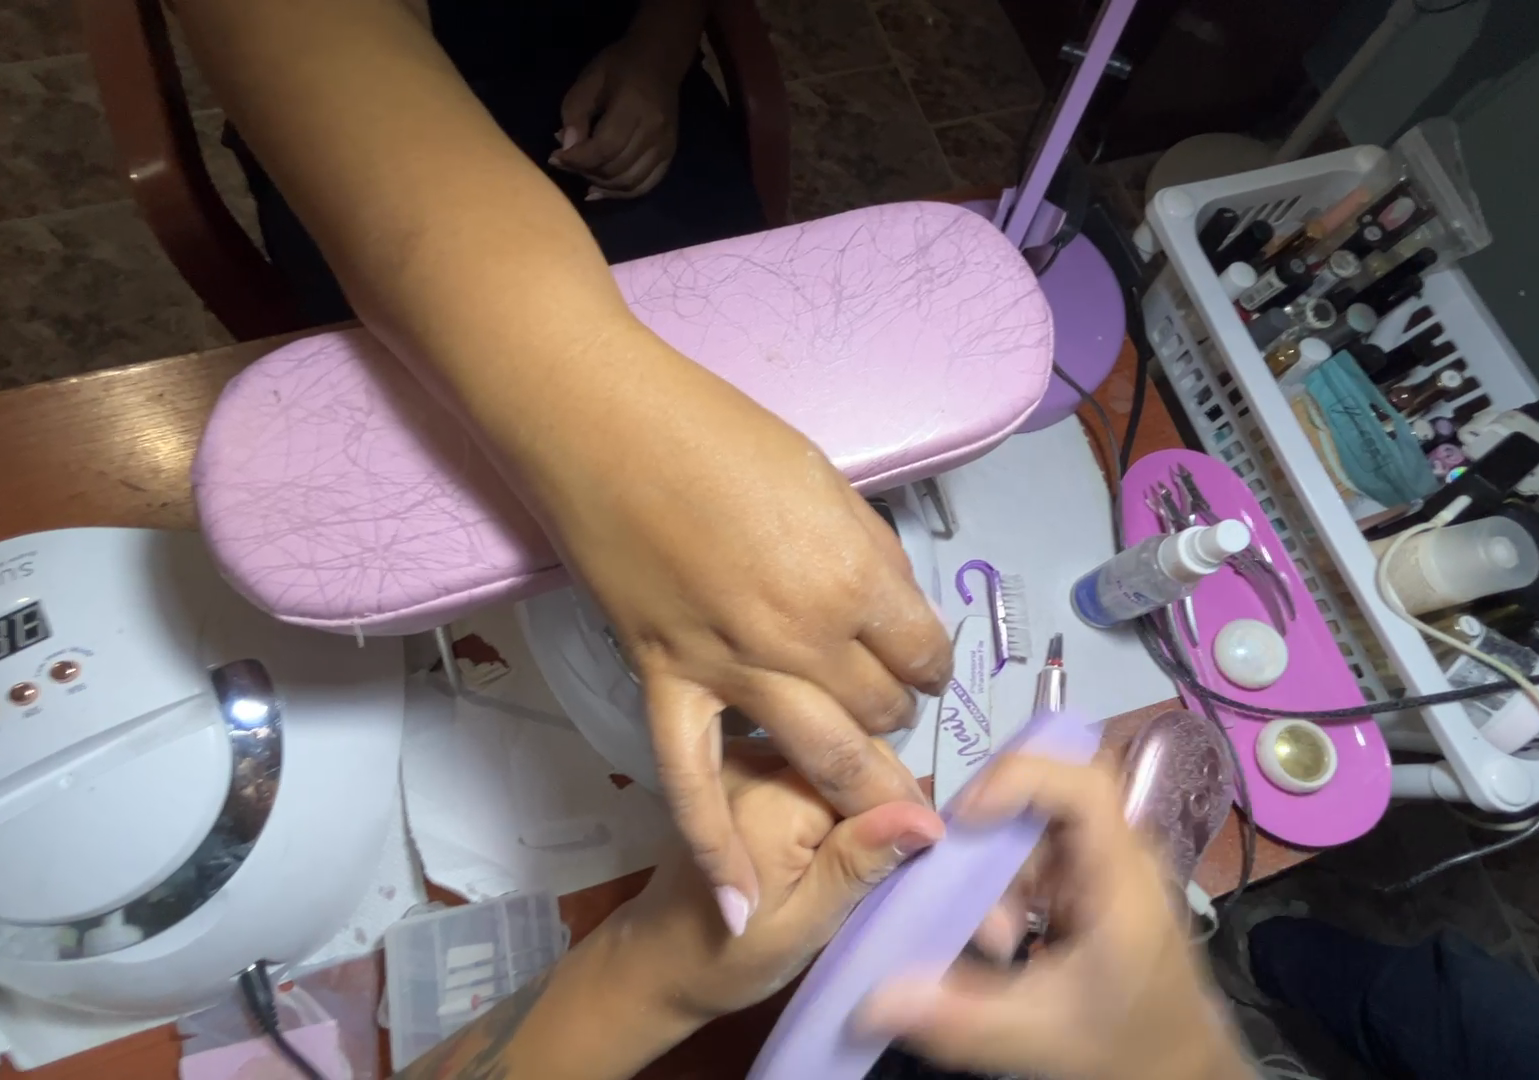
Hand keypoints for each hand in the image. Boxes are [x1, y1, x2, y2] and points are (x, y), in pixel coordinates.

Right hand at [533, 357, 949, 936]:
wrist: (608, 426)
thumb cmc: (722, 431)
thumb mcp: (825, 480)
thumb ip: (866, 555)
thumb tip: (889, 607)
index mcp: (855, 575)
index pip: (925, 651)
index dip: (930, 659)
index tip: (918, 658)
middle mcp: (807, 637)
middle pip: (881, 710)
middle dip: (897, 712)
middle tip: (889, 705)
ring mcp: (734, 670)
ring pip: (821, 755)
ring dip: (858, 778)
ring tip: (876, 793)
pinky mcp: (667, 683)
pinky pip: (692, 781)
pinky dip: (716, 847)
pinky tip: (741, 908)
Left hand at [551, 40, 681, 199]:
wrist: (659, 63)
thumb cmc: (620, 67)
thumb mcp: (589, 80)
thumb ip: (575, 114)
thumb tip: (567, 151)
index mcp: (634, 108)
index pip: (604, 148)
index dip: (578, 159)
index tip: (556, 158)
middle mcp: (653, 133)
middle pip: (615, 169)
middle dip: (586, 172)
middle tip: (567, 164)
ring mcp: (664, 149)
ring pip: (628, 183)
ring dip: (601, 186)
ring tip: (583, 175)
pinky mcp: (668, 158)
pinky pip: (643, 187)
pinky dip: (620, 194)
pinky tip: (601, 191)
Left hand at [605, 745, 944, 1021]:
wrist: (658, 955)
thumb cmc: (733, 955)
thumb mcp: (805, 923)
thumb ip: (859, 862)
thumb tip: (926, 818)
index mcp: (770, 793)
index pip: (866, 769)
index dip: (900, 805)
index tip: (921, 847)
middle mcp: (755, 753)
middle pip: (849, 748)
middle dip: (883, 792)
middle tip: (896, 851)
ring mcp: (744, 749)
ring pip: (832, 747)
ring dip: (860, 786)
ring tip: (866, 840)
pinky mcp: (741, 758)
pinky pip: (807, 754)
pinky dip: (831, 784)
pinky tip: (834, 824)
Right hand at [857, 758, 1251, 1079]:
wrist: (1180, 1074)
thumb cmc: (1130, 1049)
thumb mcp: (1042, 1036)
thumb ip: (959, 1017)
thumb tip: (875, 999)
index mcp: (1121, 878)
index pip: (1083, 787)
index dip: (1020, 779)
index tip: (966, 816)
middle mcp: (1116, 852)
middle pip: (1047, 793)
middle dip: (993, 826)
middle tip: (956, 871)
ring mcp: (1103, 860)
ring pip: (1034, 822)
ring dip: (999, 867)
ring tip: (996, 935)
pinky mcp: (1088, 874)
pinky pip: (1036, 849)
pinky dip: (1007, 881)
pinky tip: (1005, 932)